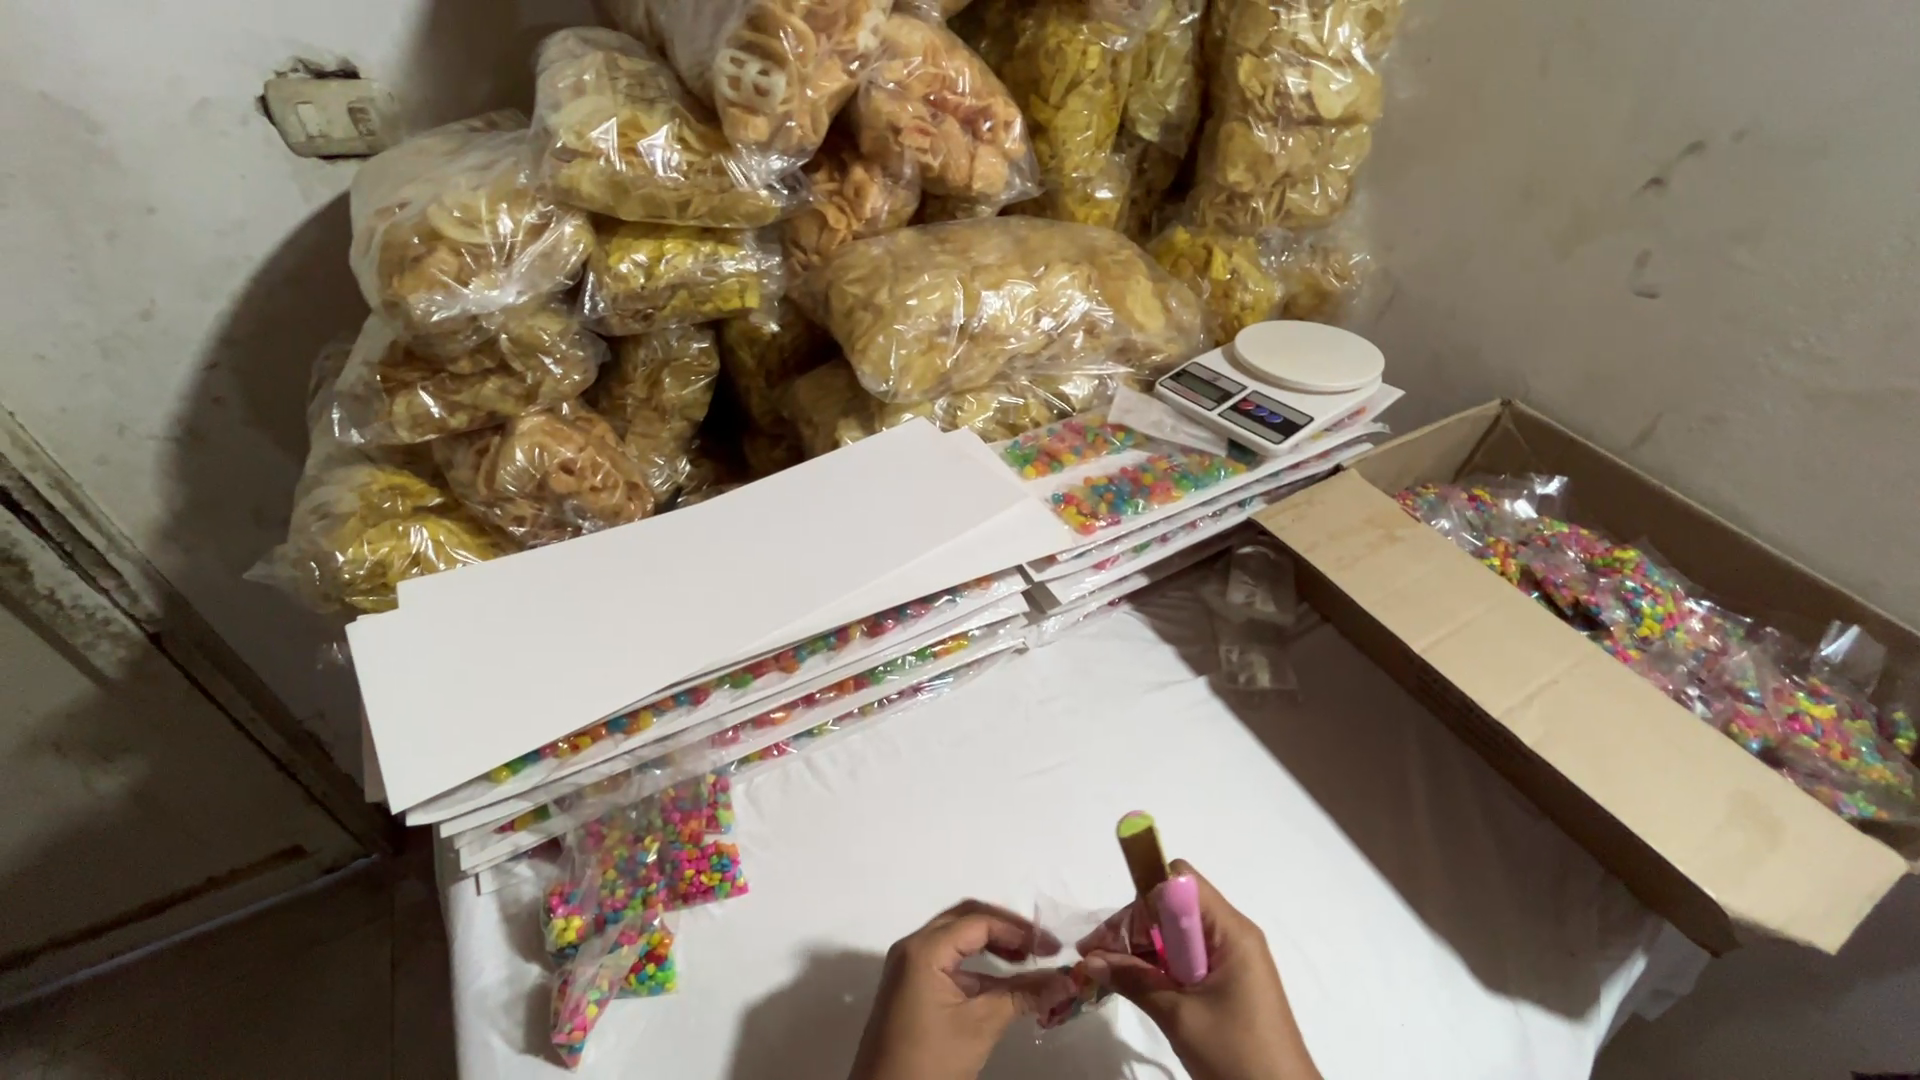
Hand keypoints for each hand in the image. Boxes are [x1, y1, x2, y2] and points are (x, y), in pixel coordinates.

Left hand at [849, 900, 1065, 1079]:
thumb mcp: (981, 1026)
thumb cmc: (931, 1062)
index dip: (1018, 931)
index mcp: (924, 949)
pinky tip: (1003, 981)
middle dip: (1006, 929)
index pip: (978, 921)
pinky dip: (976, 965)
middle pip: (966, 919)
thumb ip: (1023, 995)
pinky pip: (947, 959)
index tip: (1051, 948)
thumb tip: (1066, 981)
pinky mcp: (911, 984)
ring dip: (992, 944)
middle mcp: (912, 946)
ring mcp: (908, 965)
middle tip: (1040, 946)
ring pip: (956, 937)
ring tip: (1027, 960)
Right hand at [1080, 861, 1321, 1079]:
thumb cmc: (1237, 1055)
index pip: (1179, 882)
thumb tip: (1089, 959)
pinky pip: (1186, 956)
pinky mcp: (1228, 980)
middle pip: (1172, 906)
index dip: (1145, 898)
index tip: (1117, 933)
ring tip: (1106, 971)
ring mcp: (1231, 957)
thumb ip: (1134, 980)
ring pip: (1175, 933)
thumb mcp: (1179, 1016)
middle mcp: (1232, 934)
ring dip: (1141, 948)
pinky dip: (1158, 965)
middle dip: (1134, 926)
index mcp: (1230, 931)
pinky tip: (1133, 982)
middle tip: (1096, 956)